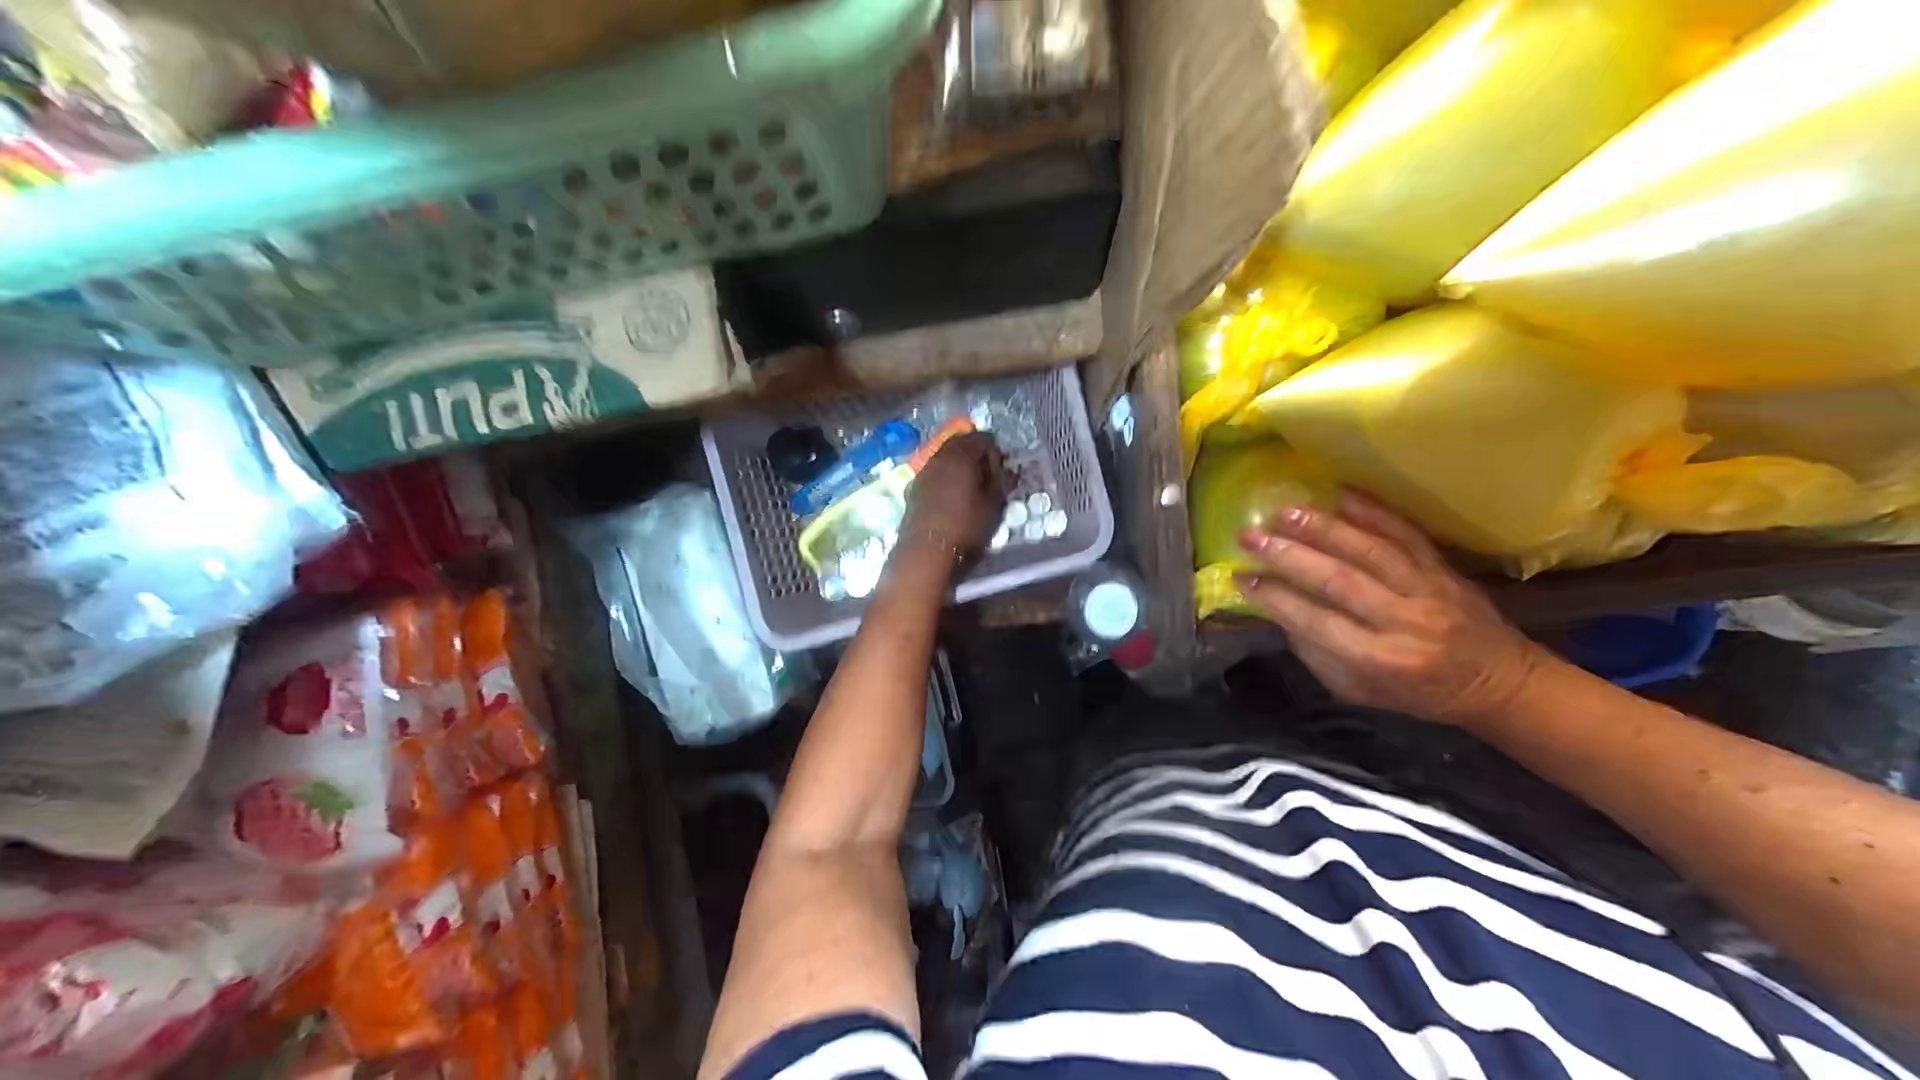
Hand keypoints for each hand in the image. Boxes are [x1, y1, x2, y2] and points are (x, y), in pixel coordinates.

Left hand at [901, 432, 1007, 563]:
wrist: (926, 551)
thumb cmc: (966, 525)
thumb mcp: (994, 504)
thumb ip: (1001, 481)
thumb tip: (1006, 470)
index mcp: (961, 454)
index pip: (982, 438)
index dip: (995, 452)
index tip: (1000, 472)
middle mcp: (939, 456)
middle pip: (960, 443)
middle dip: (975, 455)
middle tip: (986, 477)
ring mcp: (923, 471)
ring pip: (944, 457)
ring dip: (958, 466)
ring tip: (969, 488)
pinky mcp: (913, 488)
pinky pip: (934, 473)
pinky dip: (944, 478)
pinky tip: (950, 498)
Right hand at [1236, 491, 1544, 725]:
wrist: (1499, 682)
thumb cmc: (1418, 693)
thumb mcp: (1357, 691)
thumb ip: (1316, 653)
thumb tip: (1279, 610)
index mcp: (1379, 659)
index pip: (1316, 621)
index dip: (1274, 598)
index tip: (1241, 577)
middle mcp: (1404, 622)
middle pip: (1339, 580)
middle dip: (1288, 556)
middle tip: (1250, 536)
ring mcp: (1428, 590)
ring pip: (1371, 551)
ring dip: (1324, 528)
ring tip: (1285, 512)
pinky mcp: (1444, 569)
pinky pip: (1407, 534)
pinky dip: (1373, 511)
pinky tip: (1341, 493)